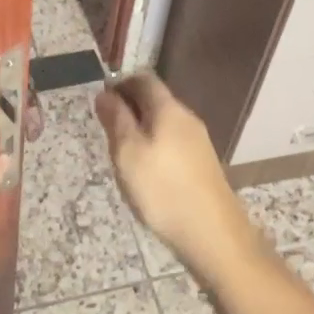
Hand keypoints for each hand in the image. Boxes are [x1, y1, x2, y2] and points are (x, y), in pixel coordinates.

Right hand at [94, 75, 261, 275]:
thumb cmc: (162, 189)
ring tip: (123, 156)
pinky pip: (173, 142)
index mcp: (169, 109)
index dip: (120, 83)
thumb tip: (105, 93)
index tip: (101, 102)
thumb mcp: (127, 152)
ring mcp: (199, 142)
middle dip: (129, 108)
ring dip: (141, 130)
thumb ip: (116, 119)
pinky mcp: (203, 164)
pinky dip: (155, 147)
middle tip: (107, 132)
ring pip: (163, 123)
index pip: (143, 79)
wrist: (213, 234)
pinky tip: (146, 173)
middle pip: (155, 100)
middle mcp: (187, 118)